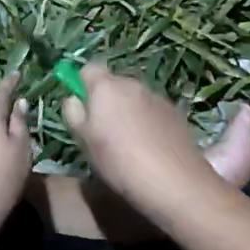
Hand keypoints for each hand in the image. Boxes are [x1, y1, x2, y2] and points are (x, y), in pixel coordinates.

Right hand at [60, 63, 231, 219]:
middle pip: (113, 83)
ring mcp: (157, 97)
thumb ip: (74, 114)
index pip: (88, 68)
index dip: (82, 84)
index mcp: (106, 87)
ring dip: (128, 110)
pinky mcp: (175, 112)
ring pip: (134, 97)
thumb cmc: (119, 161)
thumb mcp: (84, 141)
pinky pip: (152, 109)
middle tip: (103, 130)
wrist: (173, 180)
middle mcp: (132, 84)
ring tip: (129, 141)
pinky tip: (149, 146)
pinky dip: (147, 120)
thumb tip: (74, 99)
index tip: (82, 108)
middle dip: (106, 99)